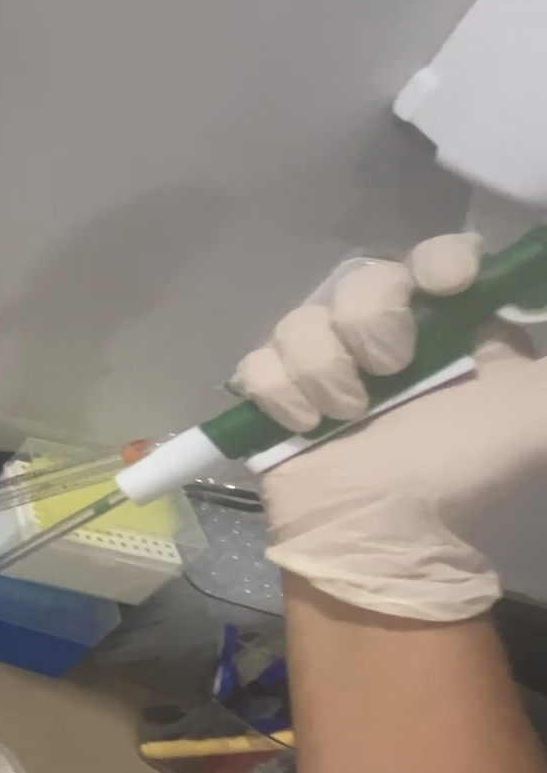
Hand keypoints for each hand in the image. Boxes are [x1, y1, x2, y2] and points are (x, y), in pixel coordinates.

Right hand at [234, 232, 546, 620]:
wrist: (380, 517)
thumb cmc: (462, 465)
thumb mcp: (541, 410)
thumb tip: (546, 311)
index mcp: (452, 326)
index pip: (438, 255)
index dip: (437, 260)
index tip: (447, 289)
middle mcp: (382, 333)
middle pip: (358, 280)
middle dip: (370, 323)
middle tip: (390, 372)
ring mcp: (319, 362)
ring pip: (297, 323)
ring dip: (322, 370)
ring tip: (344, 415)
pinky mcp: (269, 389)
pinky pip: (256, 364)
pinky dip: (279, 395)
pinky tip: (303, 425)